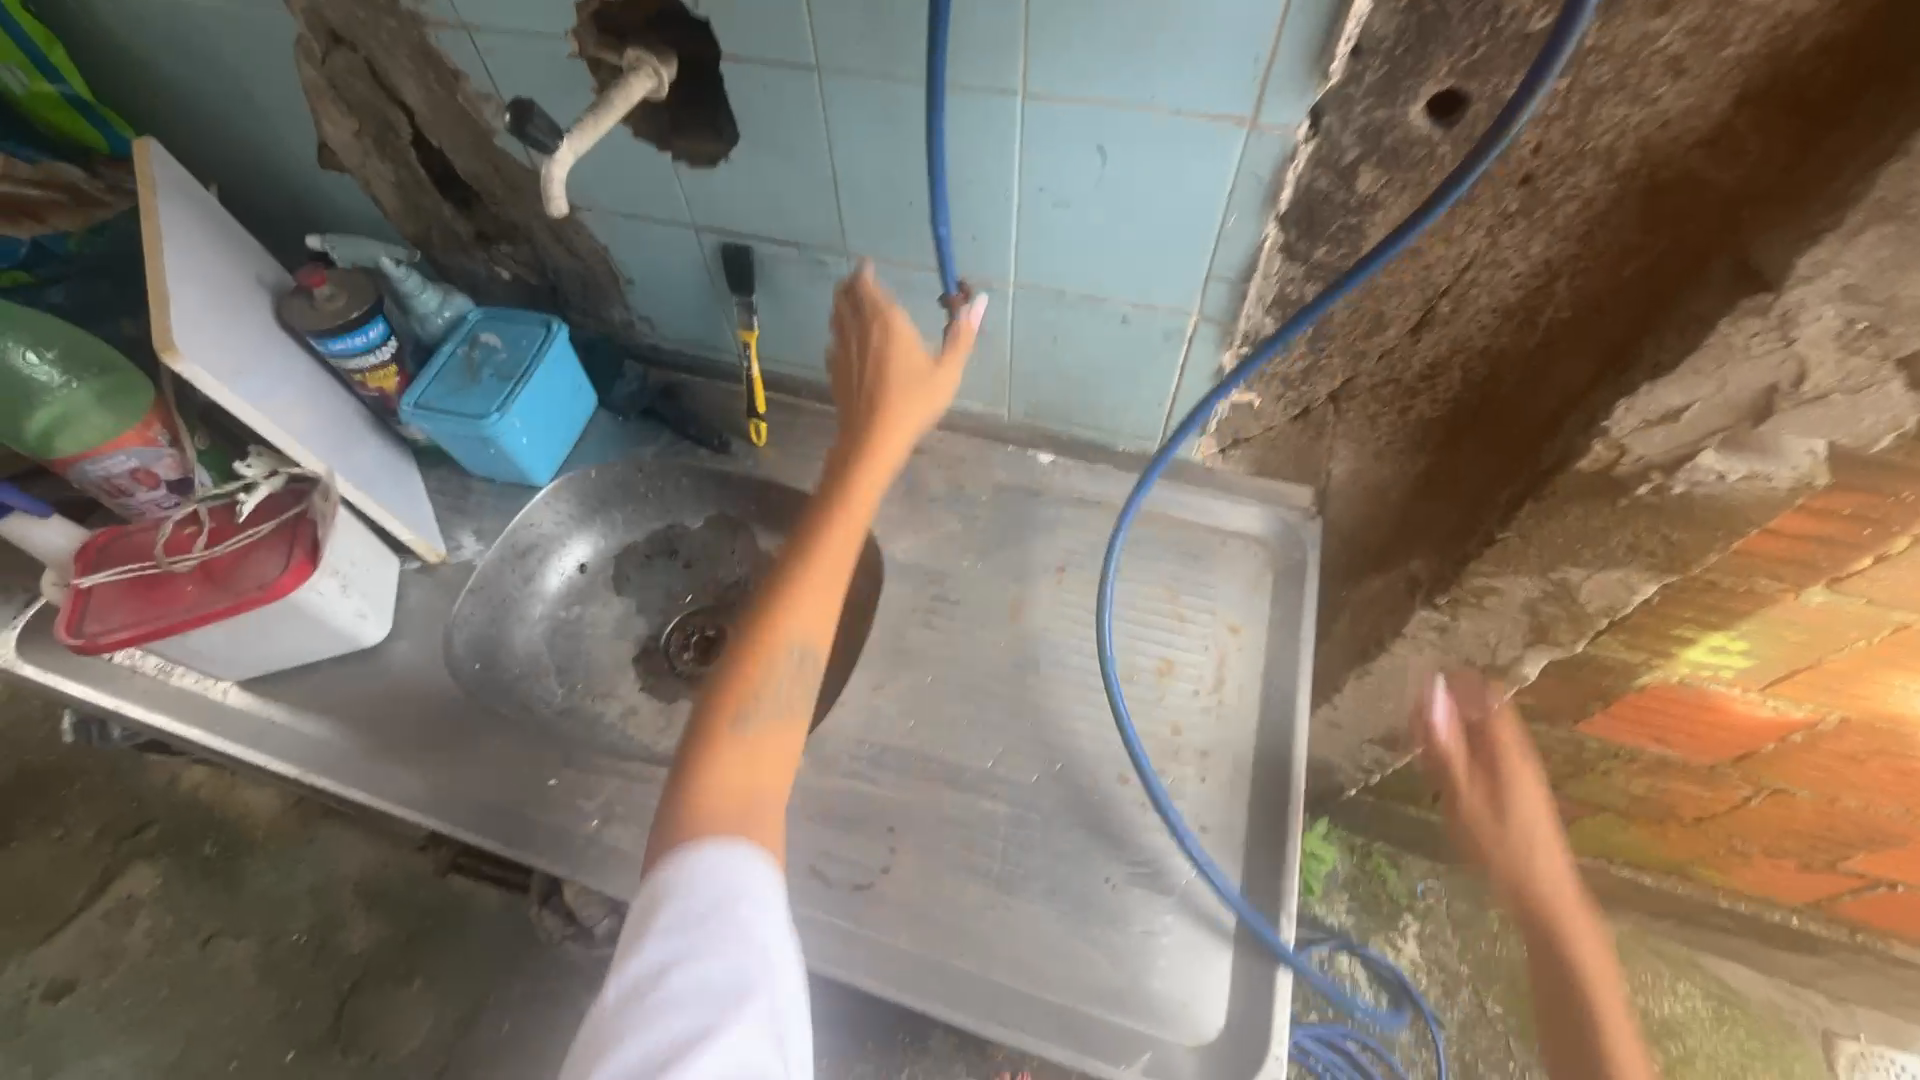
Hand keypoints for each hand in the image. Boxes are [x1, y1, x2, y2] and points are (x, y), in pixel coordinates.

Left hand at [826, 261, 984, 464]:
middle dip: (851, 284)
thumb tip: (979, 301)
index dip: (864, 272)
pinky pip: (833, 341)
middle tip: (860, 280)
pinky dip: (839, 333)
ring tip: (852, 303)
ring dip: (842, 304)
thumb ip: (961, 334)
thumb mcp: (948, 371)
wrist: (874, 438)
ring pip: (835, 315)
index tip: (868, 265)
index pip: (866, 284)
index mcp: (886, 320)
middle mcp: (859, 327)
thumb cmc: (915, 402)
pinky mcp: (833, 370)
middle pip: (845, 295)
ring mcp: (842, 348)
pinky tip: (848, 342)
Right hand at [1414, 670, 1582, 921]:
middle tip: (1410, 721)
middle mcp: (1517, 752)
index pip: (1485, 692)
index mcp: (1507, 747)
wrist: (1545, 898)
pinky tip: (1440, 771)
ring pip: (1482, 733)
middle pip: (1483, 710)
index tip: (1418, 683)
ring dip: (1450, 731)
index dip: (1454, 682)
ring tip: (1418, 745)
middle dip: (1445, 708)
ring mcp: (1519, 772)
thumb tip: (1428, 692)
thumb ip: (1444, 743)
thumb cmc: (1500, 846)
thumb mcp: (1462, 794)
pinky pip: (1485, 754)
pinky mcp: (1516, 791)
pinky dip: (1459, 752)